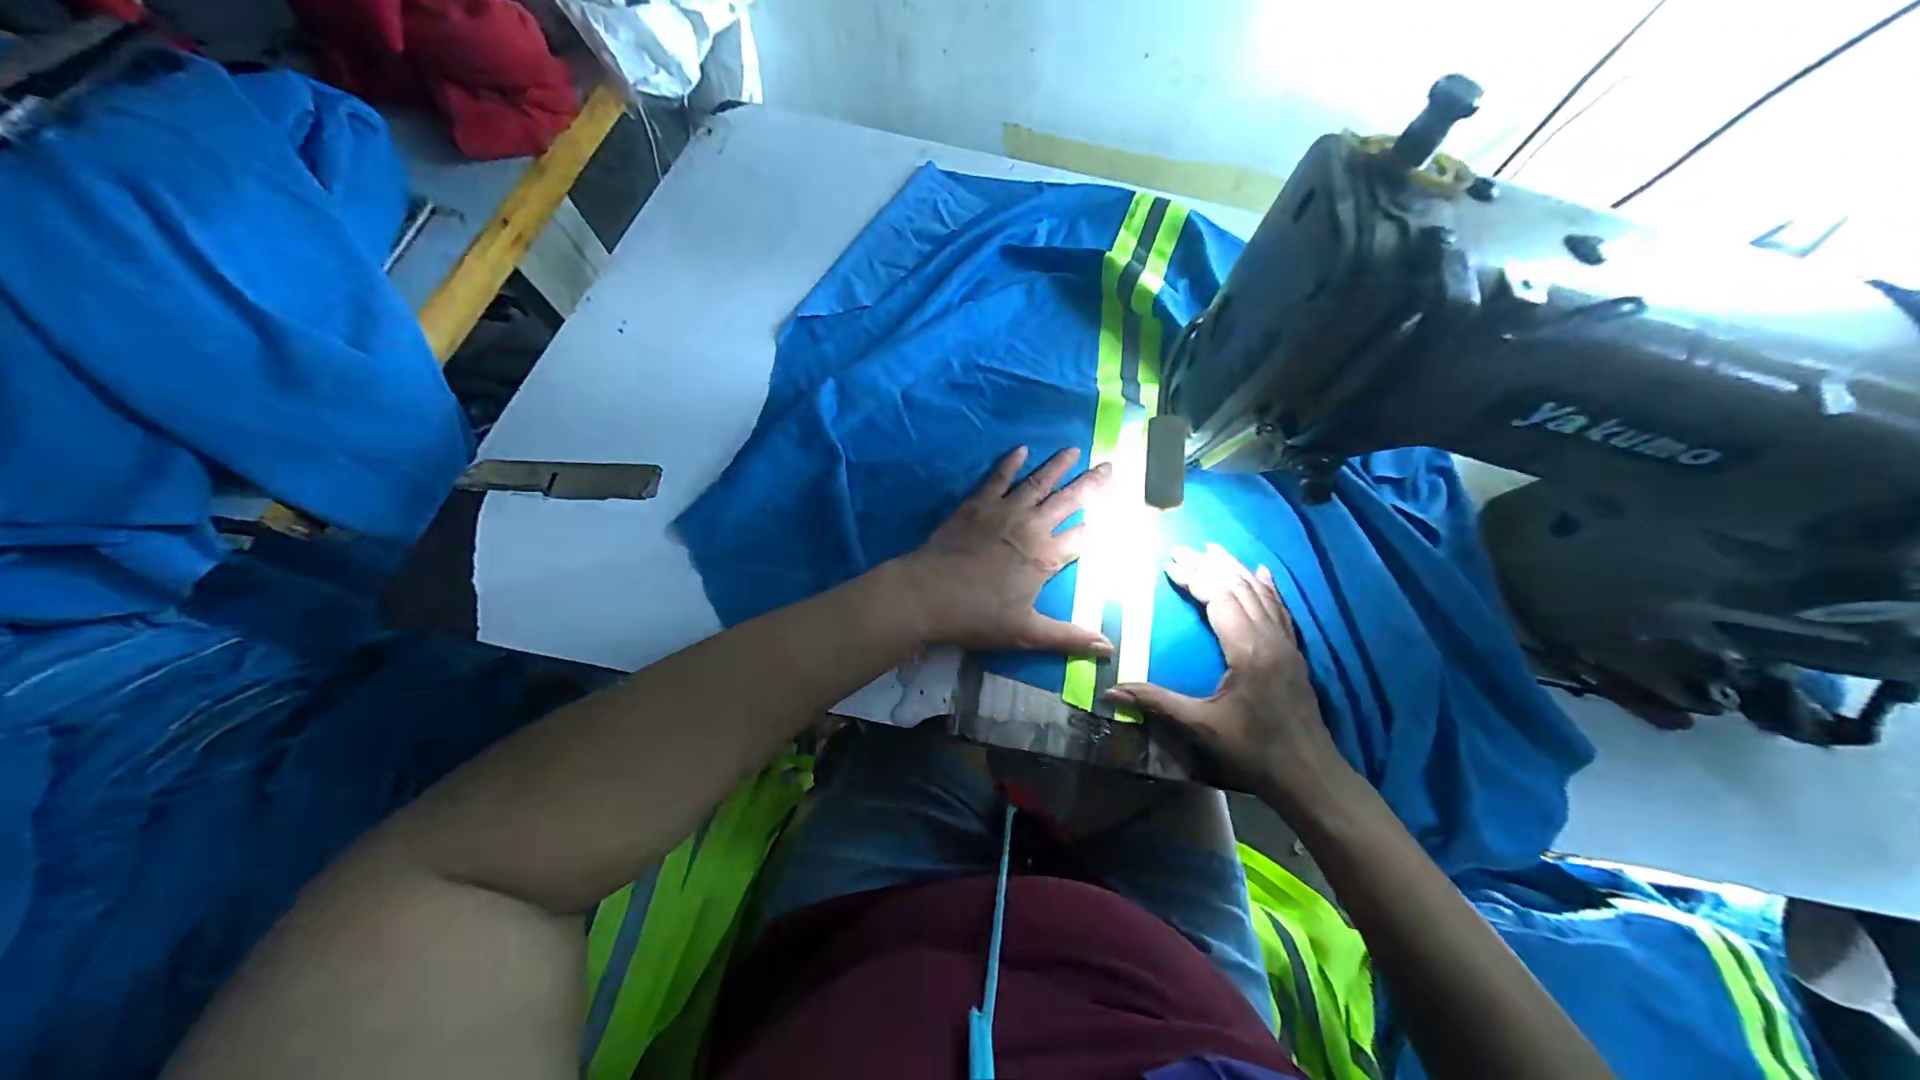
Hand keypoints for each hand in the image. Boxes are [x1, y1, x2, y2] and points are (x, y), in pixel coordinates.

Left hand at [894, 446, 1114, 656]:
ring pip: (1038, 483)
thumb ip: (1069, 638)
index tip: (1114, 510)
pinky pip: (997, 478)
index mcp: (1046, 557)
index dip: (1096, 525)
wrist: (927, 594)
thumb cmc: (977, 616)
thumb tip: (1110, 650)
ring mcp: (1004, 512)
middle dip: (1090, 484)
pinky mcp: (977, 504)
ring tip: (1072, 449)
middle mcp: (1031, 528)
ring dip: (1057, 466)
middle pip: (1068, 501)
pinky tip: (1020, 449)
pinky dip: (1010, 462)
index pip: (1080, 537)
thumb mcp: (1026, 632)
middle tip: (1107, 466)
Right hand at [1106, 544, 1347, 795]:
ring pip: (1260, 595)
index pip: (1218, 599)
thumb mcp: (1201, 726)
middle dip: (1209, 566)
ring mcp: (1286, 645)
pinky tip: (1262, 573)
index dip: (1193, 578)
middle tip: (1182, 549)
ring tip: (1213, 549)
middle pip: (1238, 589)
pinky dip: (1267, 588)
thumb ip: (1157, 703)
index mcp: (1248, 651)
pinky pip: (1279, 610)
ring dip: (1235, 569)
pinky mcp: (1294, 654)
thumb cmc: (1253, 750)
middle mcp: (1270, 639)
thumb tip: (1110, 692)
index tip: (1169, 563)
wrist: (1309, 774)